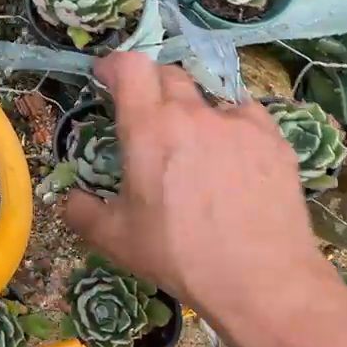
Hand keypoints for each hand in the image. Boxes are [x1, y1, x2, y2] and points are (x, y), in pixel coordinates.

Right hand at [62, 52, 328, 320]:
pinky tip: (232, 155)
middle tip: (146, 116)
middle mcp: (192, 114)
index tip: (106, 77)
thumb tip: (72, 198)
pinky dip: (231, 125)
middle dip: (150, 86)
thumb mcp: (115, 239)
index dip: (115, 64)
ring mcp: (238, 124)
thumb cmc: (179, 255)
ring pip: (208, 96)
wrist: (264, 282)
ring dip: (192, 108)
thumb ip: (81, 211)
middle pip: (168, 73)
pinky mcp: (274, 140)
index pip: (130, 66)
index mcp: (148, 128)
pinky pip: (245, 115)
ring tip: (193, 141)